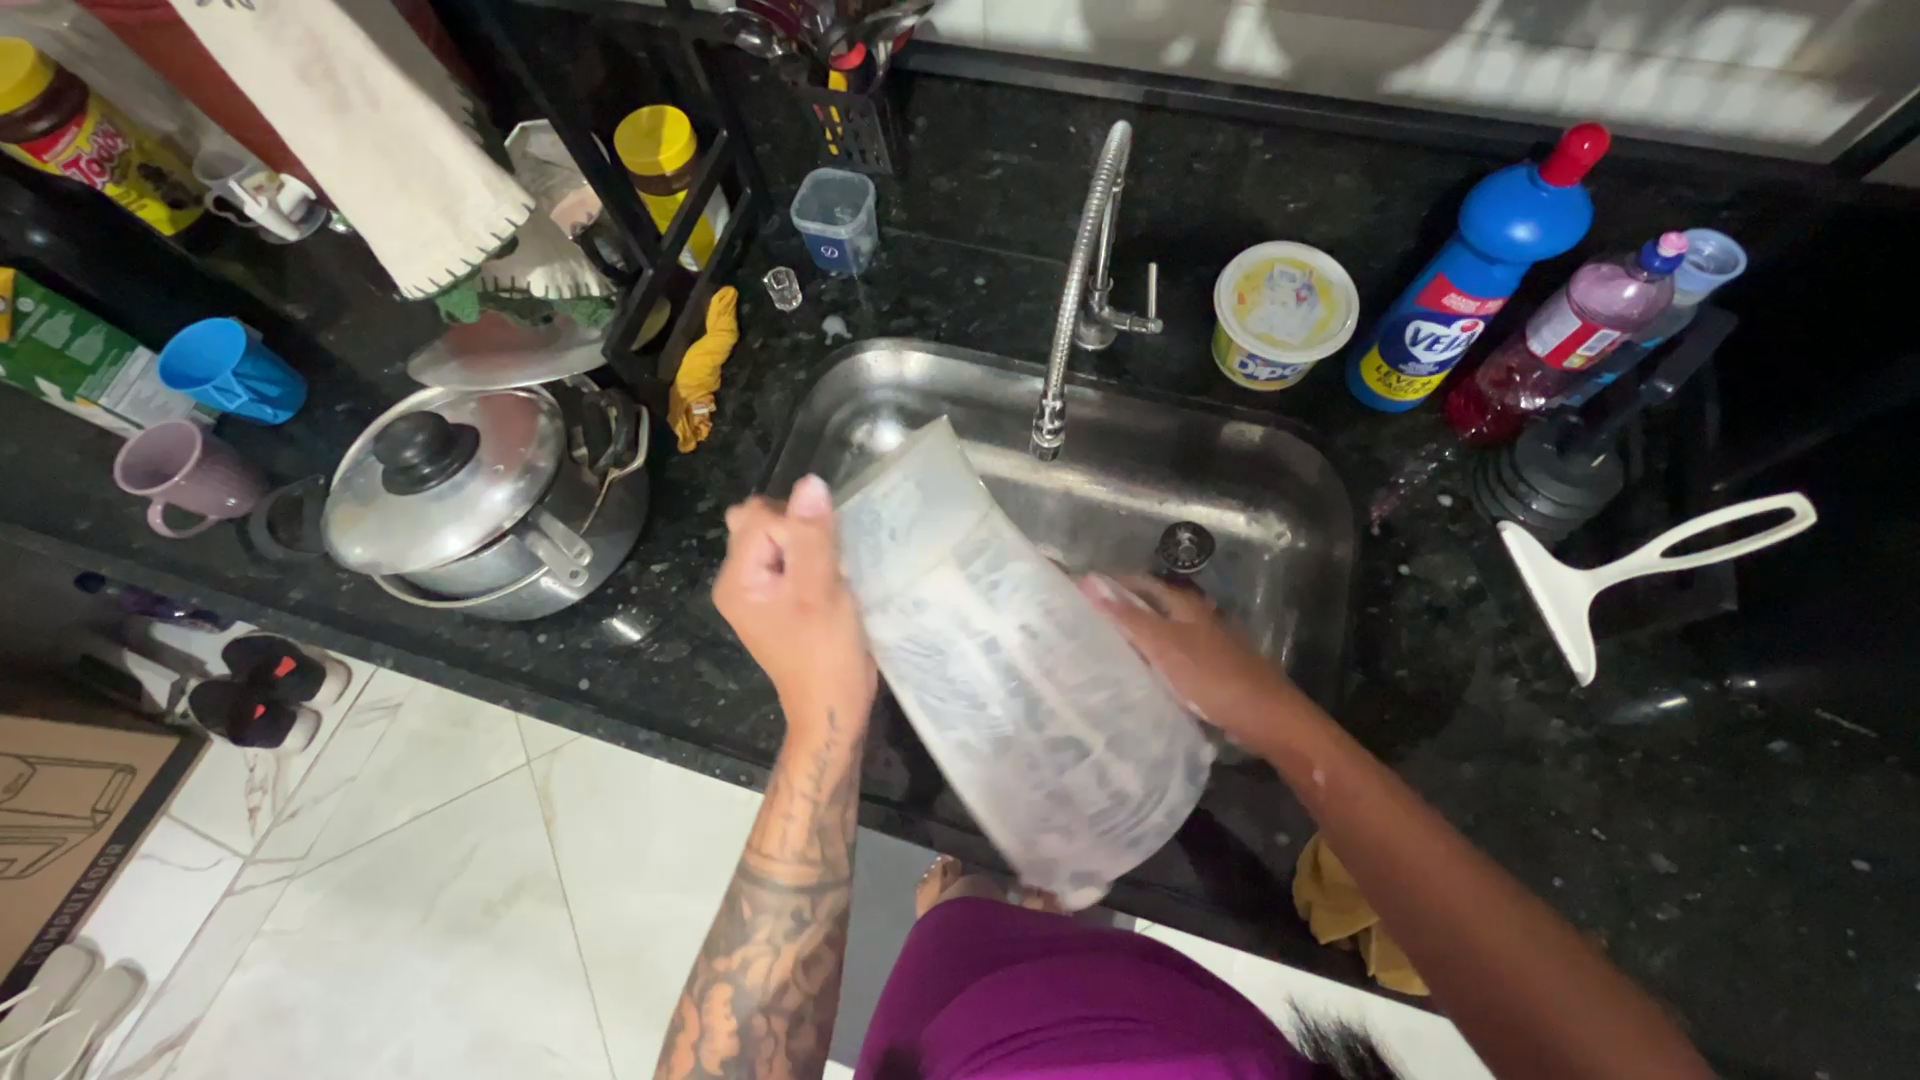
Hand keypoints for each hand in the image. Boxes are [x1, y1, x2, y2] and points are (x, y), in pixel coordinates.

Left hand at [714, 476, 877, 733]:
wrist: (834, 707)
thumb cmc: (825, 653)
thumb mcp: (819, 590)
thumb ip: (812, 536)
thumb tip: (811, 483)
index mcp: (736, 578)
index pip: (762, 517)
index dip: (799, 527)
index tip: (824, 562)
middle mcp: (739, 580)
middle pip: (763, 522)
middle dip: (801, 530)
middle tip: (827, 565)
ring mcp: (759, 590)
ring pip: (780, 537)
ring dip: (811, 544)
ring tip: (831, 573)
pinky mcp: (781, 599)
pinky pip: (791, 557)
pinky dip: (814, 558)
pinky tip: (833, 581)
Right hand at [1080, 574, 1312, 758]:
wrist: (1264, 716)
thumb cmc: (1211, 676)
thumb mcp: (1163, 645)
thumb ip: (1127, 616)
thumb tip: (1089, 582)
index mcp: (1186, 606)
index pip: (1142, 583)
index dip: (1114, 583)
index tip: (1082, 592)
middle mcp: (1198, 618)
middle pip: (1154, 605)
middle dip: (1123, 608)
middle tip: (1089, 620)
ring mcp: (1207, 644)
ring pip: (1165, 631)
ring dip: (1139, 634)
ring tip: (1107, 646)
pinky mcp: (1212, 669)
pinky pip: (1174, 656)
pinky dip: (1154, 658)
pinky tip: (1142, 673)